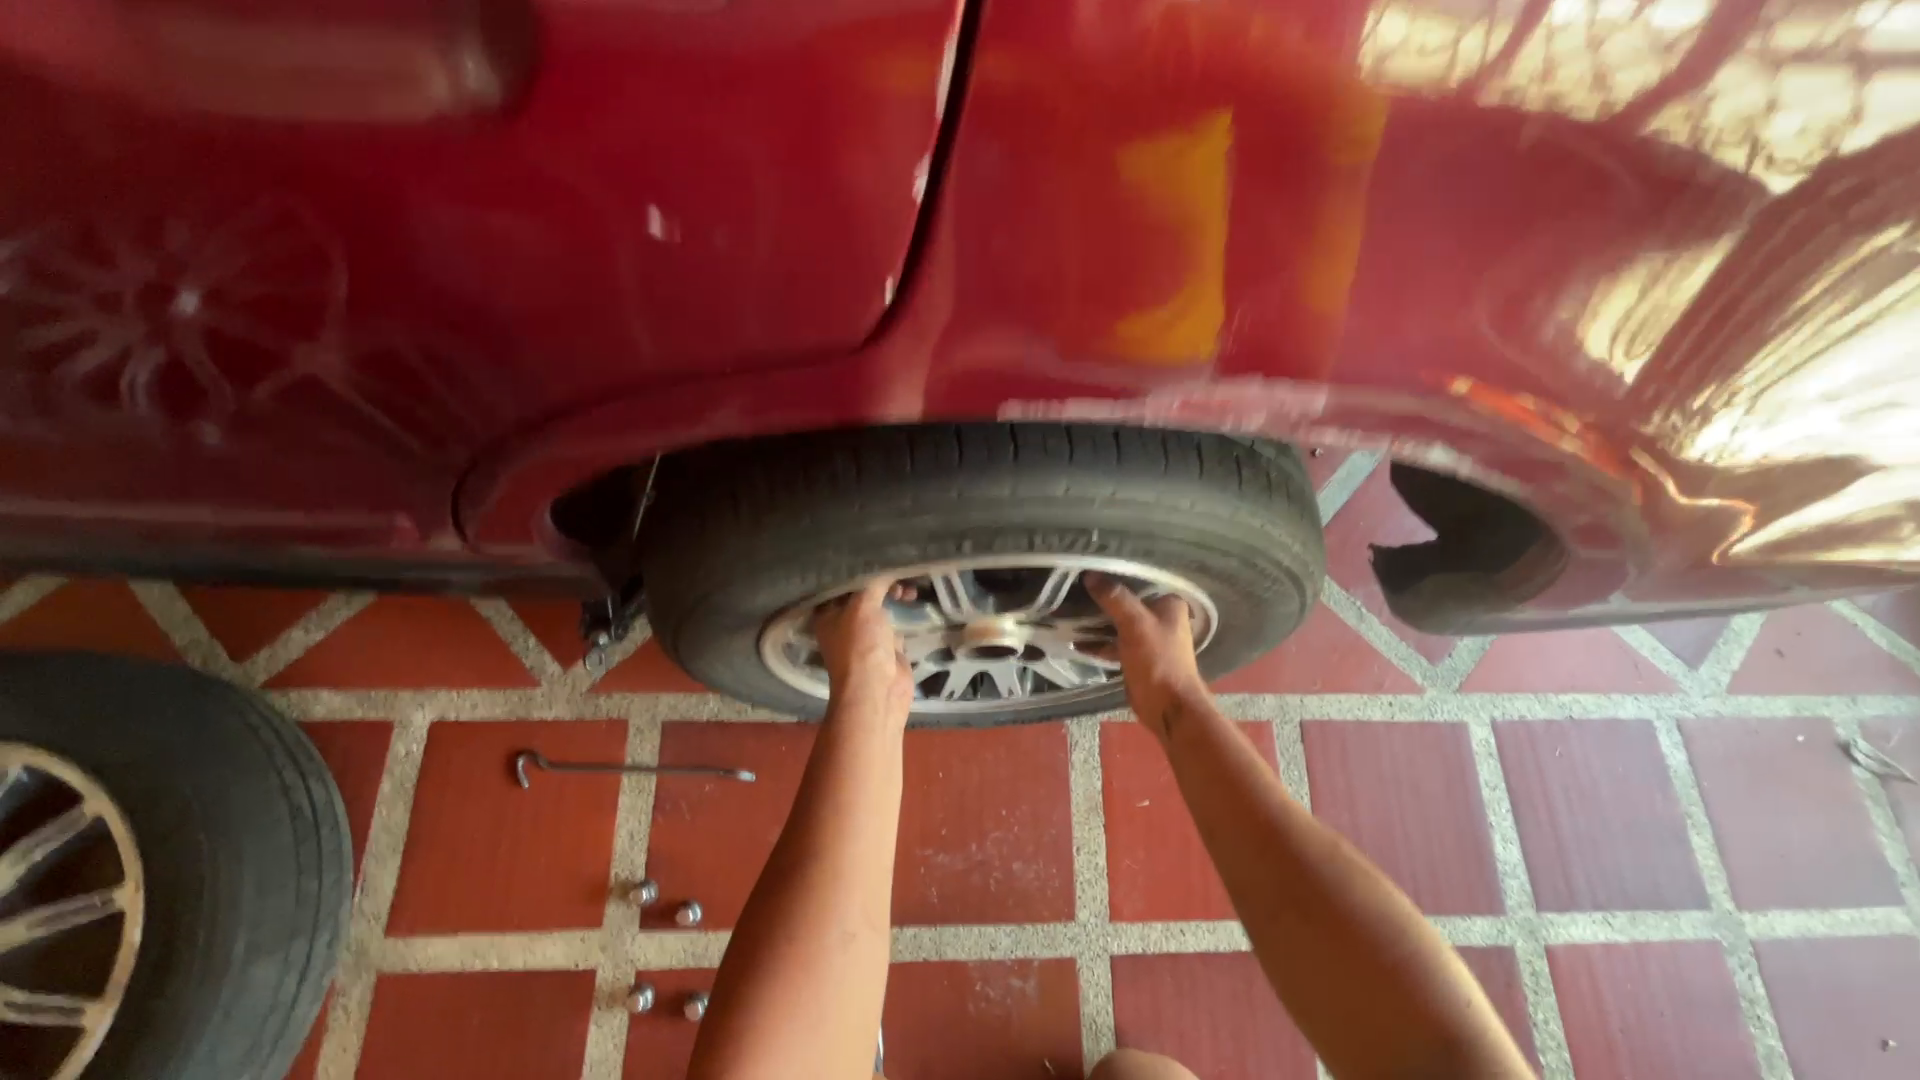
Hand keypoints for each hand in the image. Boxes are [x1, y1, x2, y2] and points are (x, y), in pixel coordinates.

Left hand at [812, 579, 913, 722]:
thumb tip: (886, 569)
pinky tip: (915, 601)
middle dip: (881, 581)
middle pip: (862, 593)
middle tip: (898, 572)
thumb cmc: (862, 645)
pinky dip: (905, 612)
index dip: (856, 568)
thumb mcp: (863, 605)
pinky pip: (895, 621)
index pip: (839, 582)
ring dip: (895, 595)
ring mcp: (865, 636)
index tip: (875, 553)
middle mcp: (843, 623)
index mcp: (827, 614)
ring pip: (880, 607)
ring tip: (911, 589)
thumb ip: (873, 583)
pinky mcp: (886, 646)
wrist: (878, 690)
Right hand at [1086, 572, 1210, 742]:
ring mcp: (1147, 638)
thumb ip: (1114, 598)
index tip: (1089, 568)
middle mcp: (1160, 617)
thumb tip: (1090, 574)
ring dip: (1095, 621)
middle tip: (1072, 588)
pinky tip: (1074, 640)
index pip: (1140, 580)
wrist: (1167, 706)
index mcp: (1169, 604)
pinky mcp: (1135, 656)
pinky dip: (1096, 642)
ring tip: (1067, 611)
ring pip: (1117, 622)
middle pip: (1126, 601)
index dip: (1115, 574)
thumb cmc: (1159, 660)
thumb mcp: (1136, 624)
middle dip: (1100, 598)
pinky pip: (1112, 642)